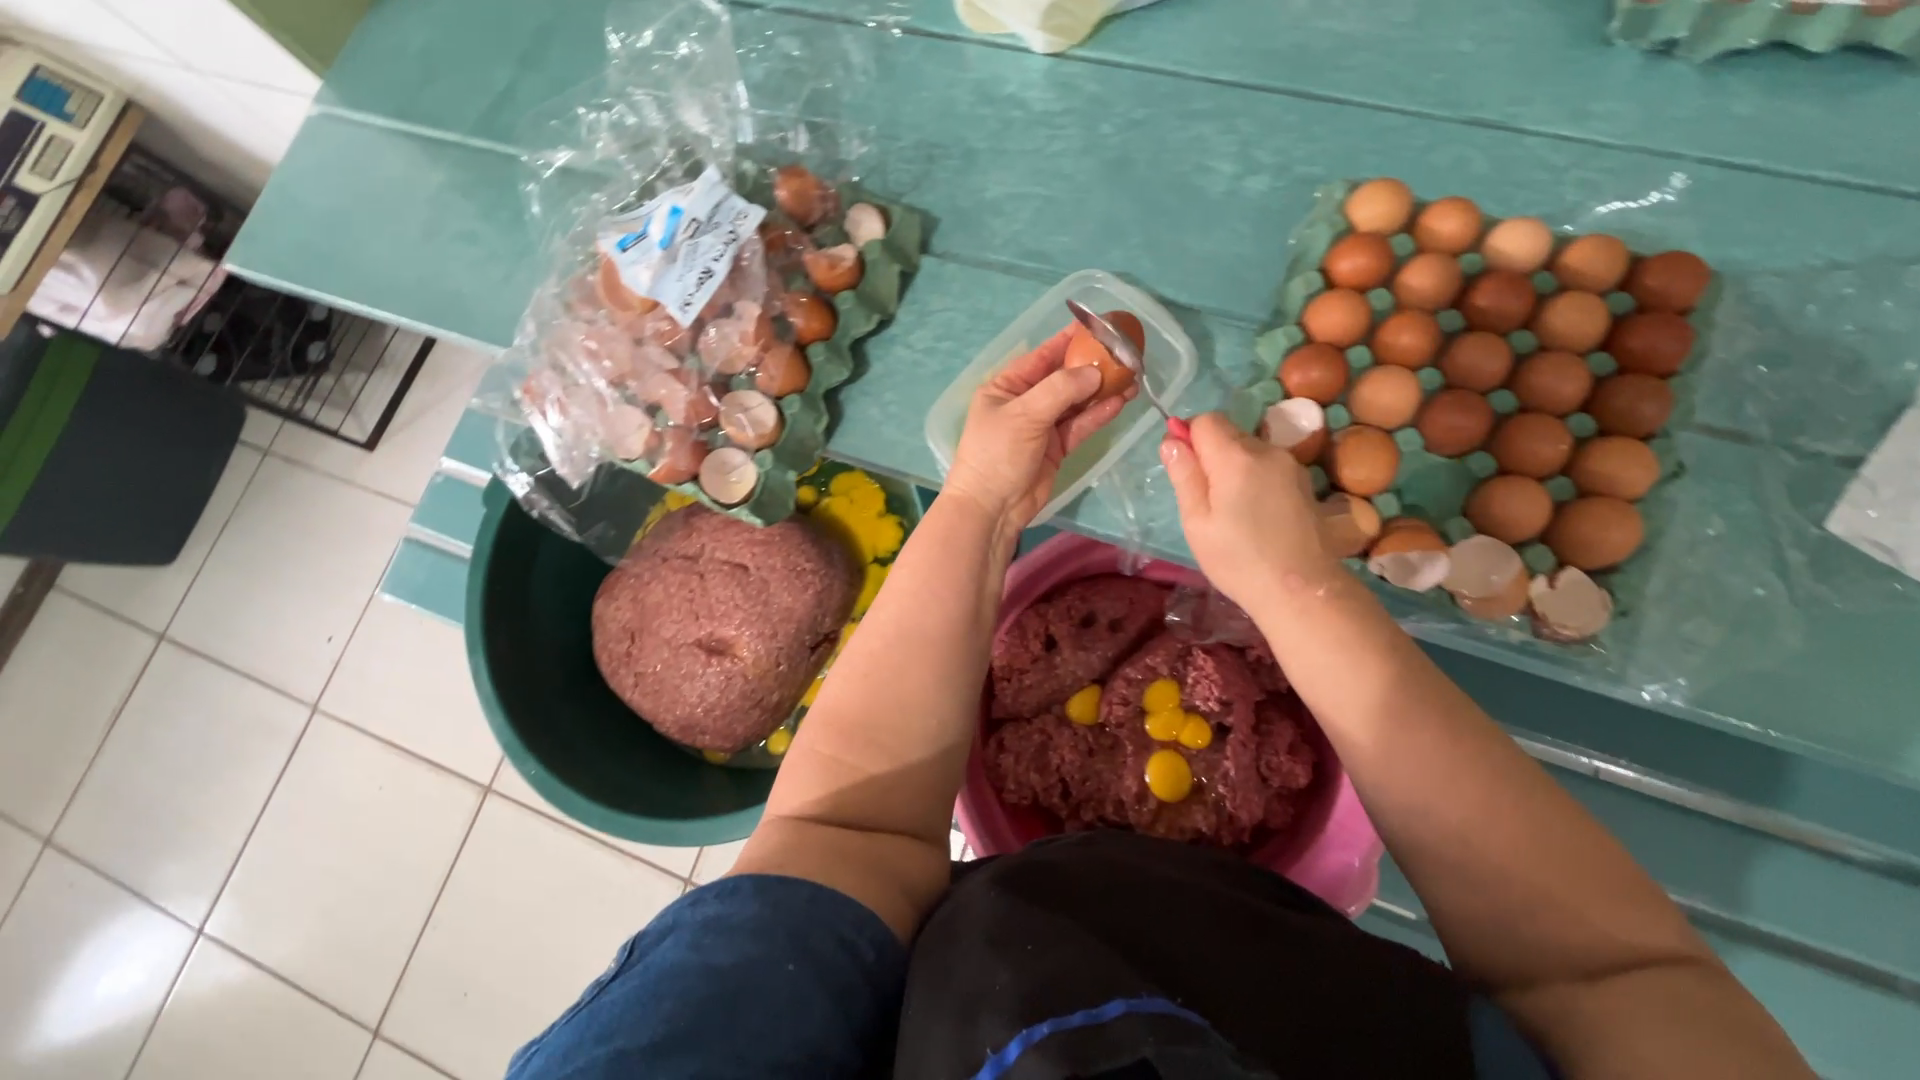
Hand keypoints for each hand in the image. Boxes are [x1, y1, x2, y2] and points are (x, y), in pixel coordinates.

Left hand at [945, 327, 1129, 535]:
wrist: (992, 509)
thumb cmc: (997, 454)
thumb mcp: (1025, 415)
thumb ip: (1060, 390)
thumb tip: (1094, 372)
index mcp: (1007, 386)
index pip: (1042, 355)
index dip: (1069, 340)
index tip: (1099, 326)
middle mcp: (1025, 402)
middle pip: (1064, 378)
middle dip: (1093, 367)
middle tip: (1126, 355)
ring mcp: (1042, 426)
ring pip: (1076, 402)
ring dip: (1102, 391)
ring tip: (1132, 378)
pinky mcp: (1056, 448)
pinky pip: (1080, 425)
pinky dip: (1098, 414)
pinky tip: (1119, 402)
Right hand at [1159, 412, 1338, 608]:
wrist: (1300, 590)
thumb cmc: (1238, 560)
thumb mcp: (1197, 522)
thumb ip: (1184, 476)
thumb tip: (1171, 441)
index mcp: (1236, 457)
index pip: (1206, 420)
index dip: (1189, 437)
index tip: (1185, 469)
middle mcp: (1267, 451)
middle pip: (1229, 433)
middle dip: (1211, 454)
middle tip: (1205, 499)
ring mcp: (1290, 466)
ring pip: (1250, 450)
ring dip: (1233, 468)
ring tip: (1231, 511)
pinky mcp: (1304, 482)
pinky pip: (1268, 466)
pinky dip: (1254, 479)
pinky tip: (1255, 514)